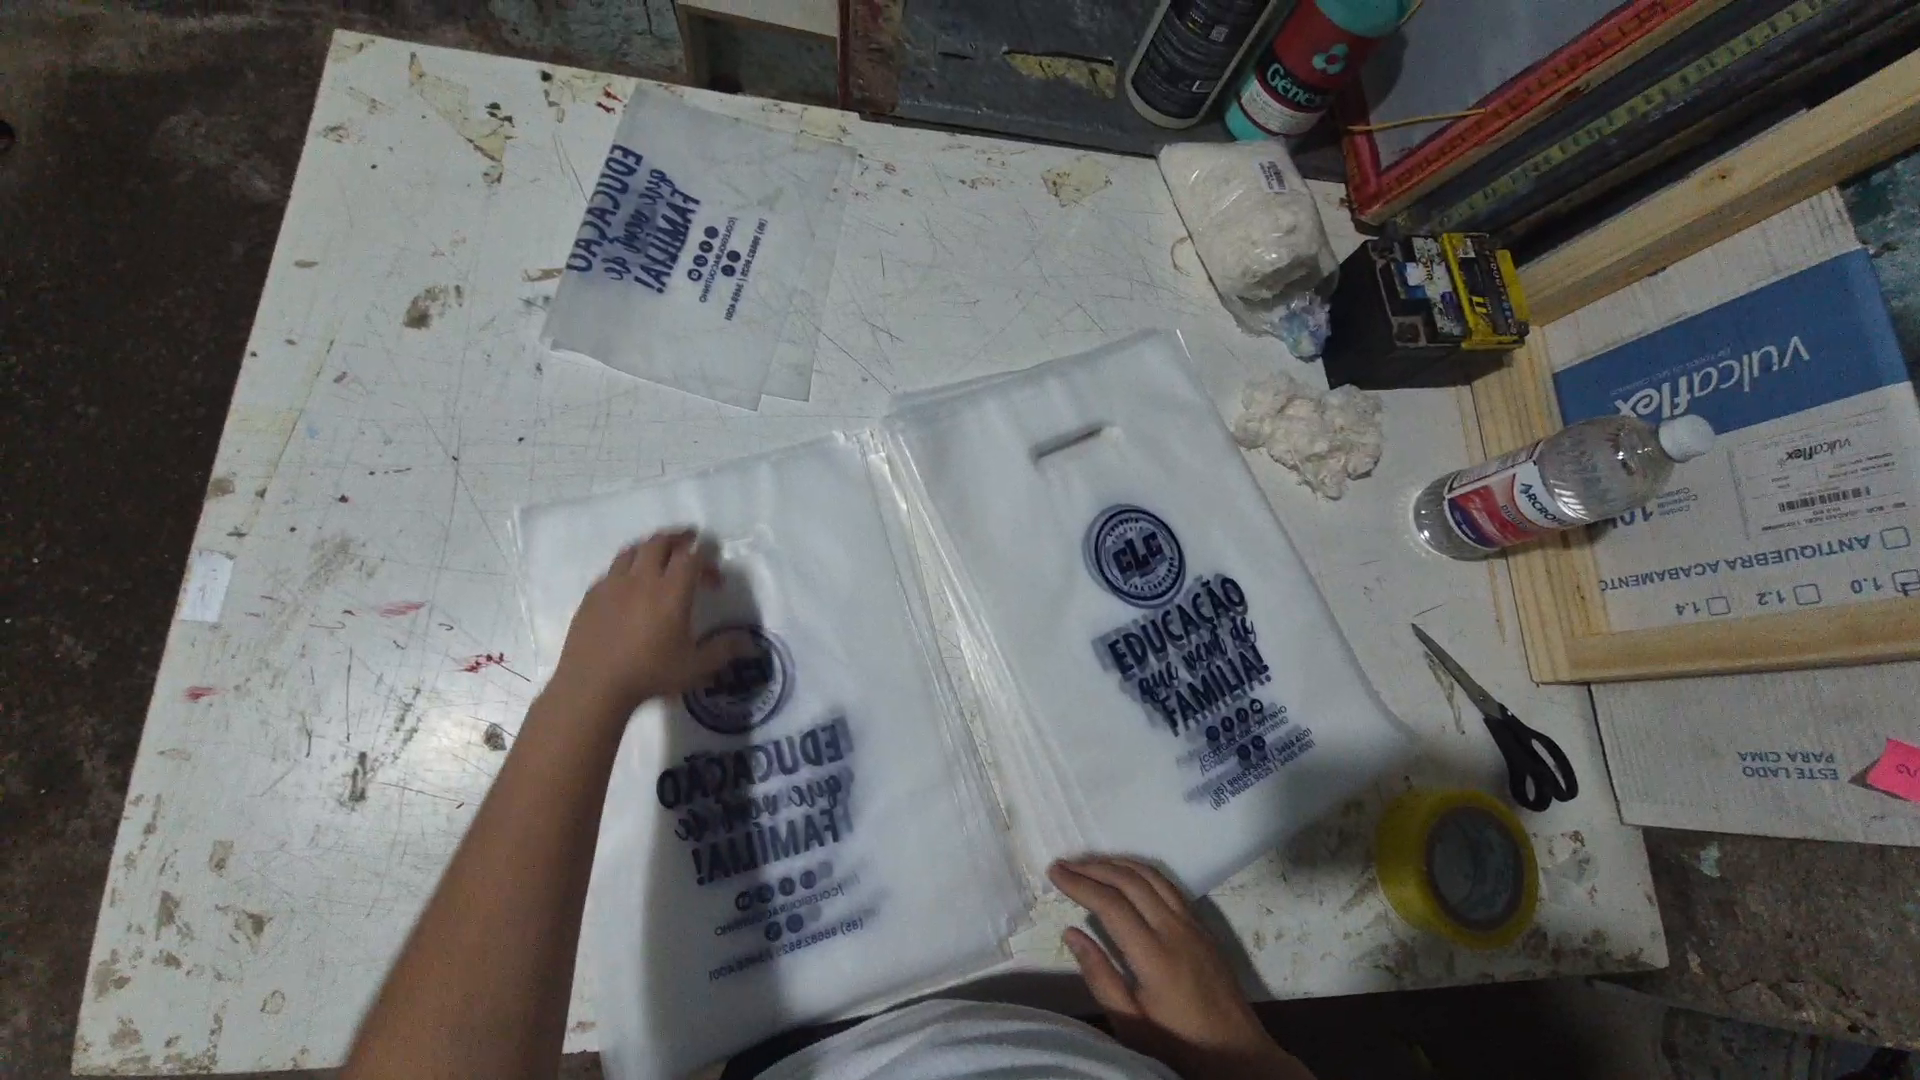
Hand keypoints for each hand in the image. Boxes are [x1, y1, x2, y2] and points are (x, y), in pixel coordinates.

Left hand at [549, 529, 740, 715]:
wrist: (592, 686)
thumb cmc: (649, 674)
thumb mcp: (695, 666)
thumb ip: (724, 650)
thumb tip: (751, 644)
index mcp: (672, 591)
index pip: (692, 556)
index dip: (706, 552)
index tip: (715, 563)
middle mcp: (642, 579)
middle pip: (660, 543)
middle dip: (678, 538)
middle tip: (690, 541)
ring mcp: (613, 584)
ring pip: (633, 550)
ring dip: (650, 547)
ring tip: (659, 554)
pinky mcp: (592, 596)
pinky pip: (612, 570)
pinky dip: (627, 567)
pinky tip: (629, 584)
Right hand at [1050, 857, 1313, 1079]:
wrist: (1237, 1054)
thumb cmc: (1178, 1042)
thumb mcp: (1131, 1023)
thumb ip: (1100, 976)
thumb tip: (1071, 932)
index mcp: (1155, 955)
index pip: (1111, 903)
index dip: (1080, 884)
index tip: (1054, 872)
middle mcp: (1175, 929)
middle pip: (1130, 881)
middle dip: (1093, 867)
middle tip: (1064, 863)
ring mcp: (1193, 923)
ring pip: (1152, 876)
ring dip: (1117, 863)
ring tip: (1089, 863)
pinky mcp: (1203, 925)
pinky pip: (1168, 885)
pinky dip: (1140, 871)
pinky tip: (1126, 874)